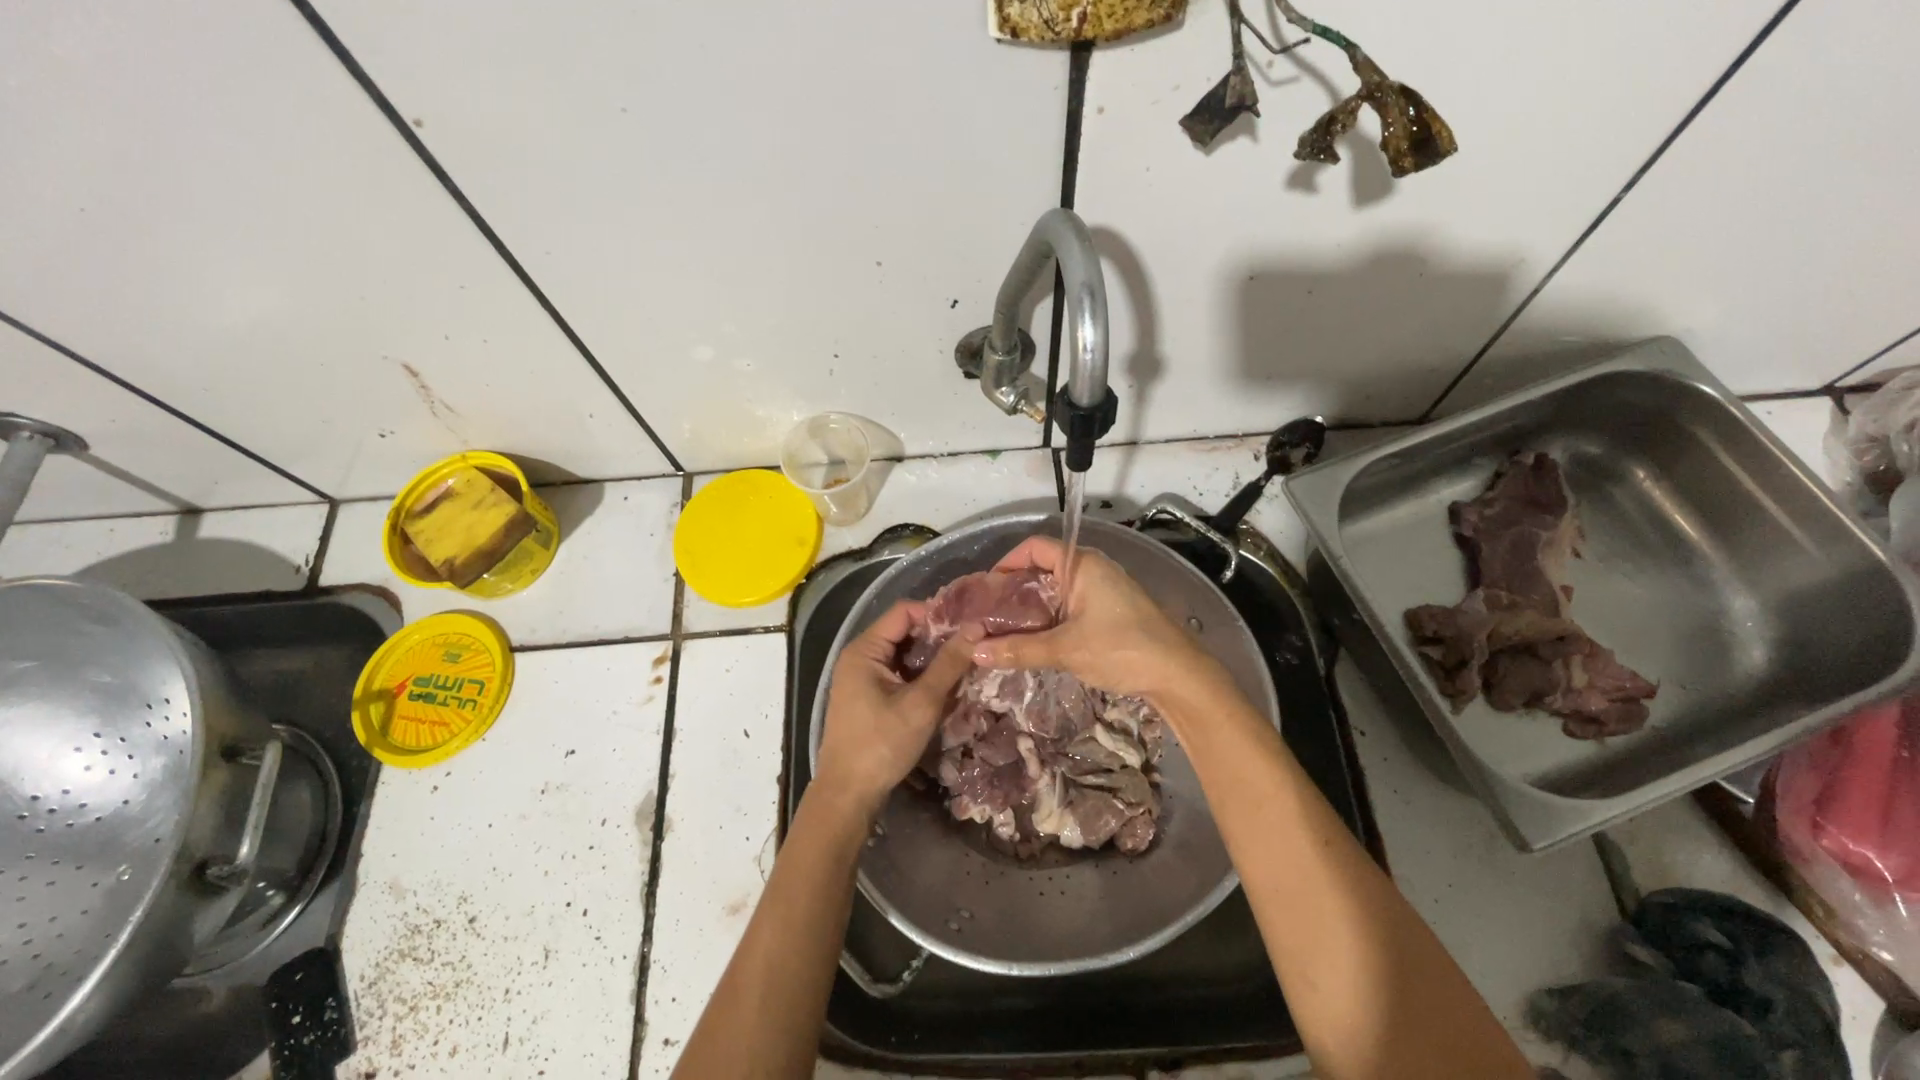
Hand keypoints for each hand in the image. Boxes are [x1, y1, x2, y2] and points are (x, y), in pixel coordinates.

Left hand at [816, 600, 981, 814]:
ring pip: (905, 655)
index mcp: (865, 650)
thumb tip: (976, 628)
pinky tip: (948, 687)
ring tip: (967, 664)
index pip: (904, 611)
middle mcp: (860, 656)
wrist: (848, 793)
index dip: (937, 613)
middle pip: (904, 631)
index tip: (970, 625)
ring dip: (933, 660)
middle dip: (938, 638)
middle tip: (975, 645)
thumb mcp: (922, 703)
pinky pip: (900, 675)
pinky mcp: (869, 697)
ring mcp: (863, 678)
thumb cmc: (882, 744)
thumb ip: (949, 664)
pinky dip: (922, 678)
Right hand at [969, 535, 1222, 701]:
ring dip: (1030, 611)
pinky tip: (1033, 644)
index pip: (1035, 547)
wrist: (1178, 675)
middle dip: (1014, 592)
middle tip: (987, 616)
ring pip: (1056, 593)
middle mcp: (1092, 570)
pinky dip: (1049, 621)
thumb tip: (975, 651)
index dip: (1007, 563)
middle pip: (1042, 570)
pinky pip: (1069, 609)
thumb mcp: (1065, 649)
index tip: (986, 589)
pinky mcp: (1108, 614)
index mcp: (1083, 564)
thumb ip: (1019, 649)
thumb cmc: (1122, 649)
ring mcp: (1102, 592)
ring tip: (1003, 633)